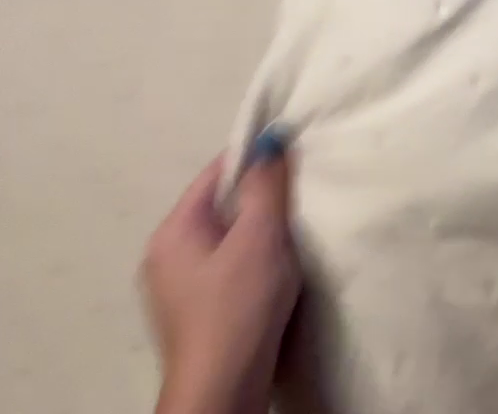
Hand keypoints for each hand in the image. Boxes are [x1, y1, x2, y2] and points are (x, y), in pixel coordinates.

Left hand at [142, 131, 301, 413]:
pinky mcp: (202, 297)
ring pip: (230, 228)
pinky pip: (232, 252)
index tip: (300, 144)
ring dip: (263, 217)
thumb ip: (267, 187)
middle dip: (264, 187)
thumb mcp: (260, 236)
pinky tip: (284, 250)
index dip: (257, 154)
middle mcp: (168, 251)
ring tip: (303, 212)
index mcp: (174, 231)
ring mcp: (182, 278)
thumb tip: (270, 138)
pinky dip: (259, 242)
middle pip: (223, 201)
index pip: (217, 173)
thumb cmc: (241, 301)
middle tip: (310, 179)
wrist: (226, 377)